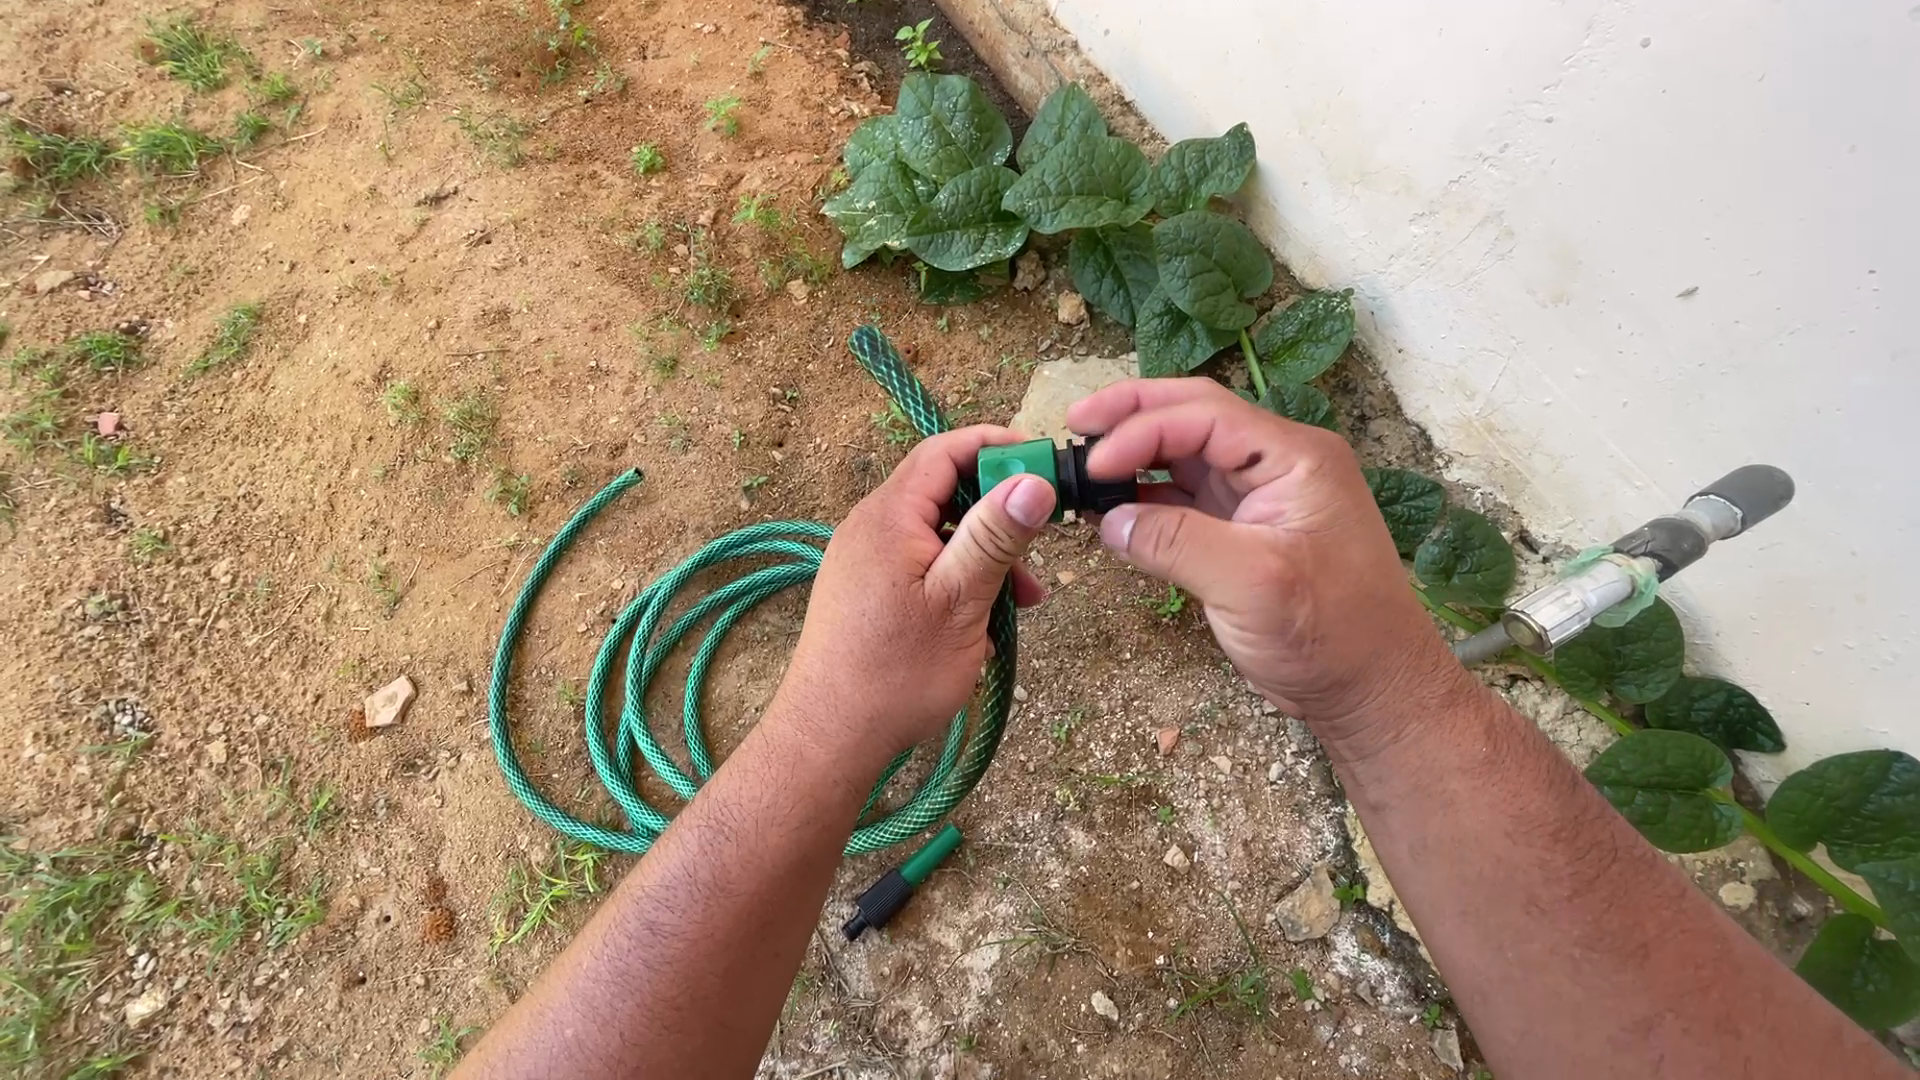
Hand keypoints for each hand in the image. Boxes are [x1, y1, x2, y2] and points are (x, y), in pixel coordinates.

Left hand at [778, 426, 1054, 758]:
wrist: (830, 736)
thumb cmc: (897, 671)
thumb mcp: (959, 599)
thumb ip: (994, 536)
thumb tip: (1034, 479)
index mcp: (889, 515)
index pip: (944, 451)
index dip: (995, 446)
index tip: (1041, 460)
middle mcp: (870, 527)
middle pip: (942, 492)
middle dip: (996, 513)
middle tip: (1040, 541)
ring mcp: (865, 560)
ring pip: (937, 535)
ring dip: (983, 556)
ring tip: (1022, 599)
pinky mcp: (866, 590)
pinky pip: (921, 565)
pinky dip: (957, 580)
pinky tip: (982, 622)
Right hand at [1068, 378, 1462, 748]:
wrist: (1367, 689)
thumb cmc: (1329, 633)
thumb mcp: (1252, 582)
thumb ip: (1175, 542)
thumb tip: (1109, 520)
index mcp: (1292, 457)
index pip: (1204, 416)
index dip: (1140, 429)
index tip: (1092, 460)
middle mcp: (1272, 465)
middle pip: (1191, 418)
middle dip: (1130, 416)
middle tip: (1074, 423)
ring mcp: (1253, 498)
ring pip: (1180, 458)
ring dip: (1131, 458)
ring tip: (1080, 466)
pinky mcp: (1235, 533)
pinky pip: (1178, 502)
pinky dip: (1140, 501)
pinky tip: (1106, 511)